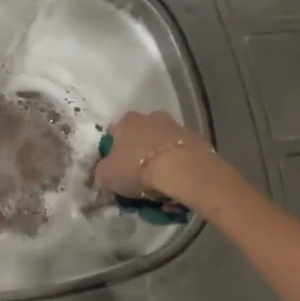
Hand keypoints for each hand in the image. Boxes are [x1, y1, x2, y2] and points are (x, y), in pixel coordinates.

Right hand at [93, 111, 218, 197]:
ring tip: (161, 183)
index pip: (114, 132)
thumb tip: (103, 173)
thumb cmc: (137, 169)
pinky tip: (177, 182)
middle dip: (140, 151)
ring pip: (163, 142)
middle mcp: (151, 117)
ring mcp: (176, 126)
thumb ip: (102, 172)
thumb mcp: (106, 176)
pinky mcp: (197, 139)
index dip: (114, 150)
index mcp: (126, 122)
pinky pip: (181, 152)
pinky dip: (178, 164)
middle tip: (139, 175)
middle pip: (141, 134)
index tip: (116, 167)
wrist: (181, 170)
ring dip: (161, 157)